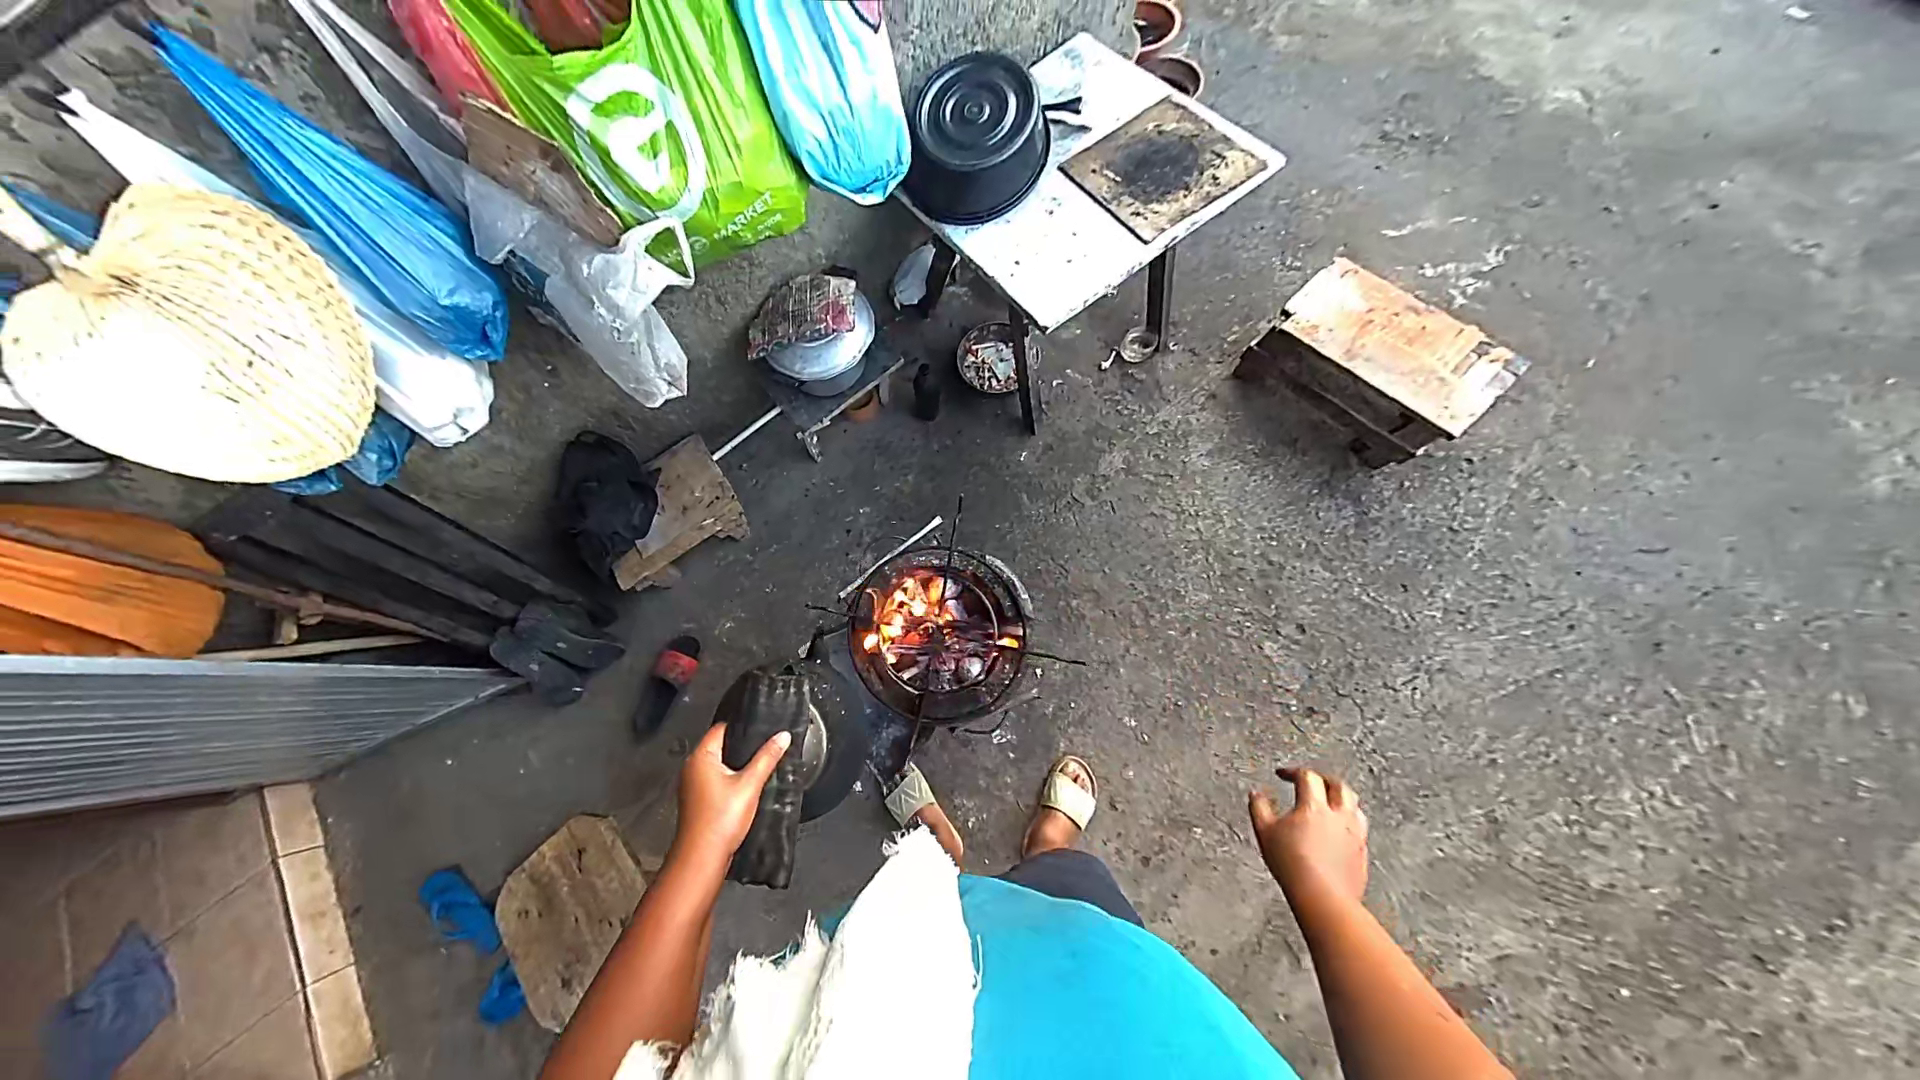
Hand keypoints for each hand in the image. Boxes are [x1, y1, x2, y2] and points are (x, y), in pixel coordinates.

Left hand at [672, 723, 789, 867]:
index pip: (721, 728)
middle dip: (742, 746)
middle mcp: (691, 768)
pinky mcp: (697, 800)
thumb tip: (782, 737)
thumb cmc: (719, 821)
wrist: (702, 857)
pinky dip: (730, 780)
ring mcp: (692, 785)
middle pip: (721, 745)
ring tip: (757, 768)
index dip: (742, 725)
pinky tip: (744, 788)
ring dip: (736, 765)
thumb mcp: (751, 783)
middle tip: (764, 747)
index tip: (761, 726)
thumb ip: (768, 757)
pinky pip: (716, 780)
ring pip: (719, 764)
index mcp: (700, 757)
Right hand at [1249, 766, 1368, 910]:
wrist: (1323, 899)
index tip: (1282, 774)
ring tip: (1329, 801)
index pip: (1308, 776)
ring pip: (1355, 806)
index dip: (1293, 771)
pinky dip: (1348, 821)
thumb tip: (1256, 794)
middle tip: (1310, 780)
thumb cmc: (1293, 865)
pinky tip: (1338, 830)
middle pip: (1338, 785)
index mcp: (1314, 806)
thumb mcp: (1264, 831)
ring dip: (1340, 798)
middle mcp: (1339, 816)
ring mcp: (1354, 835)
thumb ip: (1259, 807)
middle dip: (1323, 778)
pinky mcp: (1362, 854)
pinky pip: (1360, 829)